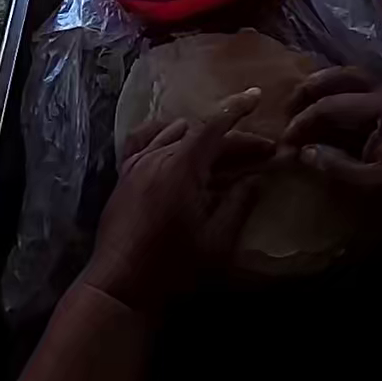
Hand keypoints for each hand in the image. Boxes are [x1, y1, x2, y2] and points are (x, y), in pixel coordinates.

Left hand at [79, 88, 271, 312]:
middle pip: (197, 133)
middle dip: (231, 139)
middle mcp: (156, 156)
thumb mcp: (217, 241)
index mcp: (181, 167)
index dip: (236, 109)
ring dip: (200, 138)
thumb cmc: (173, 267)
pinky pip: (143, 141)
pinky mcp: (123, 175)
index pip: (212, 126)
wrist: (120, 285)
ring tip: (223, 153)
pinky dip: (163, 135)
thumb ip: (238, 205)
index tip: (255, 96)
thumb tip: (256, 180)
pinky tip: (172, 141)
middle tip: (260, 154)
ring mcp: (135, 164)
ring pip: (171, 135)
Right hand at [278, 67, 381, 192]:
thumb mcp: (375, 187)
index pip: (329, 107)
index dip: (302, 124)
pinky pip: (367, 89)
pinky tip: (332, 111)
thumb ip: (336, 166)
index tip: (286, 142)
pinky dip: (343, 94)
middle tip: (287, 111)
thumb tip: (305, 151)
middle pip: (340, 77)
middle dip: (309, 91)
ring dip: (325, 88)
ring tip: (305, 106)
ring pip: (354, 77)